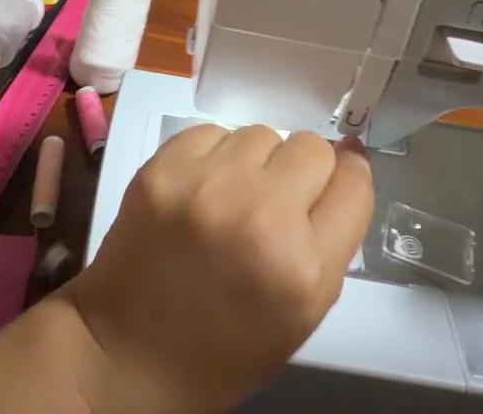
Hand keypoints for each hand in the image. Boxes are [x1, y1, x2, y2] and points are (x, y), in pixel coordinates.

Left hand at [60, 124, 374, 412]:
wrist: (129, 350)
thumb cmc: (227, 343)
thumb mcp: (305, 308)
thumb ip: (333, 233)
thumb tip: (349, 157)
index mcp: (303, 266)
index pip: (353, 183)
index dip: (347, 179)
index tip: (330, 185)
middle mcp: (260, 215)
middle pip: (312, 147)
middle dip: (301, 172)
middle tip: (276, 202)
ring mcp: (207, 185)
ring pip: (261, 133)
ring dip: (256, 161)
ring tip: (233, 199)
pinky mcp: (163, 168)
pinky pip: (213, 131)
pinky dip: (214, 154)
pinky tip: (201, 190)